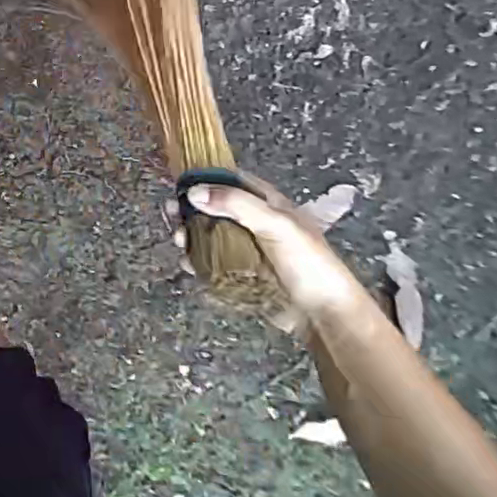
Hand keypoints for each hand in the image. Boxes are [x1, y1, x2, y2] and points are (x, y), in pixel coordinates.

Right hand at [171, 174, 369, 326]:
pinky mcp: (241, 273)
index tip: (180, 186)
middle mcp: (254, 221)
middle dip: (189, 210)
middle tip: (171, 216)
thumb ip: (236, 204)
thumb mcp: (276, 225)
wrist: (326, 316)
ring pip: (209, 234)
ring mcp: (247, 248)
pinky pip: (212, 261)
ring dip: (189, 235)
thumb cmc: (309, 264)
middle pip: (212, 207)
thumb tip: (194, 191)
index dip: (203, 180)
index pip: (229, 180)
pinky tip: (188, 264)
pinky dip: (196, 260)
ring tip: (179, 242)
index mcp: (267, 202)